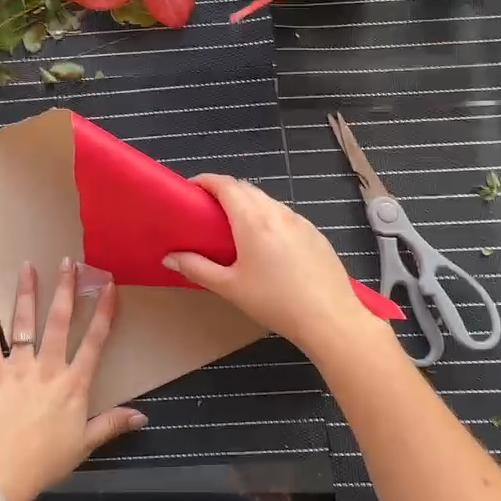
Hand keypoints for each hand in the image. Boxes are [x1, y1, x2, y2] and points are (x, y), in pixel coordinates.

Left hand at [0, 259, 146, 500]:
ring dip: (27, 293)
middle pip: (60, 321)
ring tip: (28, 266)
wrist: (4, 471)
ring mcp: (19, 366)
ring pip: (24, 322)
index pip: (94, 341)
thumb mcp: (85, 444)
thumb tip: (142, 415)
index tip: (108, 287)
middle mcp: (48, 367)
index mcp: (74, 384)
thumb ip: (112, 424)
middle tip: (69, 262)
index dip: (103, 312)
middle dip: (66, 289)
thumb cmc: (46, 460)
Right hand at [163, 174, 391, 355]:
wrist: (331, 319)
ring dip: (247, 204)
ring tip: (234, 228)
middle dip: (224, 192)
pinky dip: (268, 217)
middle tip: (207, 211)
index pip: (226, 185)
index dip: (205, 181)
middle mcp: (277, 213)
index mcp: (253, 220)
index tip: (191, 189)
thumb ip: (196, 268)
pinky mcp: (315, 234)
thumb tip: (169, 257)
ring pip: (267, 201)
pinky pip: (285, 216)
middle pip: (246, 188)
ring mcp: (300, 222)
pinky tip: (266, 244)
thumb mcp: (229, 287)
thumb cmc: (275, 302)